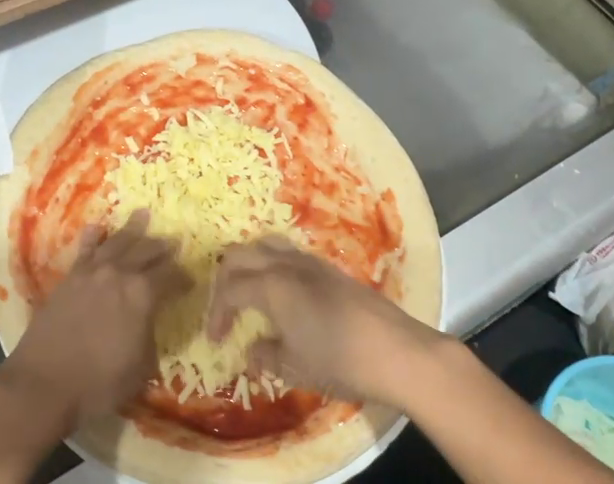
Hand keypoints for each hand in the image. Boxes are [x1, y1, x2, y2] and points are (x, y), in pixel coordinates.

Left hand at [0, 209, 191, 427]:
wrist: (43, 384)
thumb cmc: (98, 383)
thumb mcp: (139, 368)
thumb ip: (149, 339)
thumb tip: (149, 326)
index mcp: (142, 295)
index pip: (170, 277)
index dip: (183, 277)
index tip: (191, 280)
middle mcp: (119, 275)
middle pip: (145, 252)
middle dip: (162, 247)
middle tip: (174, 240)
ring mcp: (91, 273)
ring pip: (116, 243)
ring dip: (132, 229)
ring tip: (143, 215)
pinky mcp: (69, 279)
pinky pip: (85, 251)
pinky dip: (93, 237)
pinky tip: (97, 227)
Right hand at [206, 235, 447, 407]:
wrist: (396, 350)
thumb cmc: (339, 360)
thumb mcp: (294, 367)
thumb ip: (266, 355)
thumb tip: (252, 350)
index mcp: (271, 286)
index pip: (229, 290)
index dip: (216, 313)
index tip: (216, 341)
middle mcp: (286, 264)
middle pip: (241, 255)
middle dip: (225, 279)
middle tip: (225, 310)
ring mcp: (310, 262)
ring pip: (266, 245)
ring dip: (249, 264)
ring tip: (248, 292)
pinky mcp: (329, 268)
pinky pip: (288, 253)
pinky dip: (272, 265)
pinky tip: (282, 294)